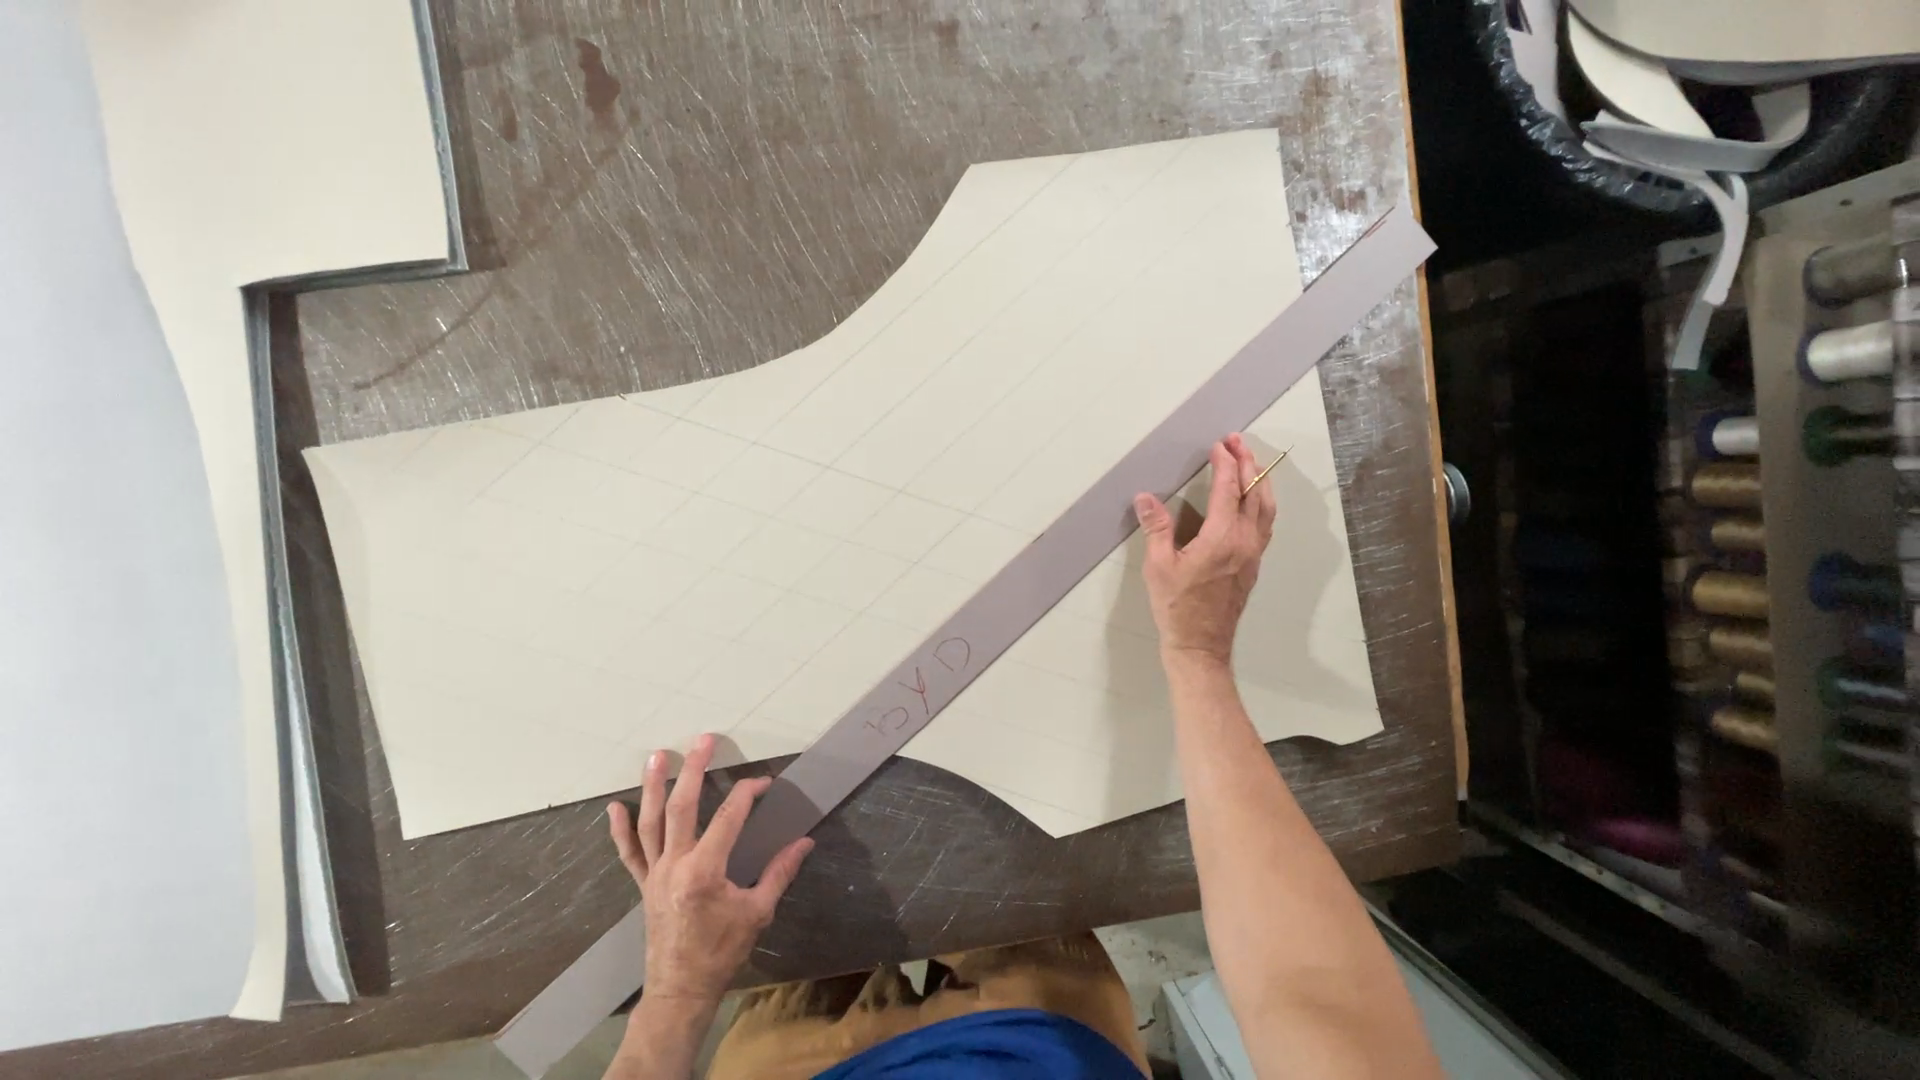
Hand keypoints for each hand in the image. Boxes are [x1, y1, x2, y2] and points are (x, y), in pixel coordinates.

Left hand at [607, 734, 813, 1004]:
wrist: (682, 989)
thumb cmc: (722, 952)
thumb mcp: (758, 912)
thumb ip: (780, 872)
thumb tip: (805, 841)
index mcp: (705, 871)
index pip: (729, 817)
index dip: (749, 793)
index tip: (766, 782)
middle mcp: (675, 865)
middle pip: (682, 807)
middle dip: (695, 770)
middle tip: (705, 740)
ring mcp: (654, 873)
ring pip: (650, 822)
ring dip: (653, 786)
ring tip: (658, 755)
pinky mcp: (643, 884)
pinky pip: (629, 853)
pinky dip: (620, 829)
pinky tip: (614, 807)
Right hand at [1132, 434, 1276, 666]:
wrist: (1200, 645)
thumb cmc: (1176, 607)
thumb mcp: (1158, 566)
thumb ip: (1156, 528)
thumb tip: (1146, 497)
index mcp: (1221, 537)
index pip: (1228, 489)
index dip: (1225, 463)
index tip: (1219, 445)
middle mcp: (1244, 541)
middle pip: (1254, 492)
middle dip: (1248, 463)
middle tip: (1237, 441)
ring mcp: (1253, 554)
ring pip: (1266, 508)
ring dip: (1259, 481)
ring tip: (1250, 462)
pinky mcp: (1253, 565)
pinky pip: (1265, 524)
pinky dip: (1262, 502)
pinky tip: (1253, 500)